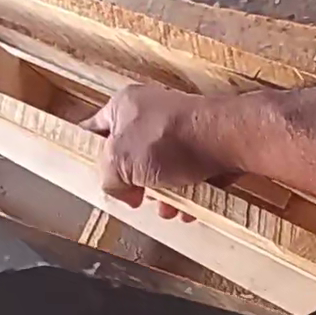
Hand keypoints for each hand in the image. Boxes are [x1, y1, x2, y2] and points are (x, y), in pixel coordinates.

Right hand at [84, 87, 235, 218]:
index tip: (95, 178)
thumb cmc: (168, 142)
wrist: (223, 141)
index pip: (95, 130)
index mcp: (123, 106)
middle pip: (129, 158)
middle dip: (134, 186)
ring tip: (168, 208)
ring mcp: (178, 130)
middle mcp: (150, 113)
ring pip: (159, 172)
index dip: (92, 156)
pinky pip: (185, 176)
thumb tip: (121, 191)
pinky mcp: (201, 147)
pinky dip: (185, 194)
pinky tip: (187, 208)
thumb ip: (108, 178)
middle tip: (138, 198)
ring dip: (163, 196)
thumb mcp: (118, 162)